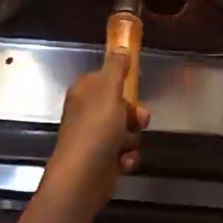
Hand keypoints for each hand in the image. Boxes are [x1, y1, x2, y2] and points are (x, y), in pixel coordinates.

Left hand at [49, 52, 148, 204]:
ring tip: (125, 146)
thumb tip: (121, 45)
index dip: (122, 85)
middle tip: (139, 120)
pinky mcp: (102, 159)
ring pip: (126, 130)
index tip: (134, 88)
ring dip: (131, 139)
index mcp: (84, 92)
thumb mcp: (109, 91)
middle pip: (120, 106)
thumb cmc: (96, 129)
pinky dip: (126, 157)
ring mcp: (94, 137)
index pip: (106, 79)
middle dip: (134, 115)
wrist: (82, 177)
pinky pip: (124, 152)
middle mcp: (87, 112)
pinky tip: (122, 163)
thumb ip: (117, 67)